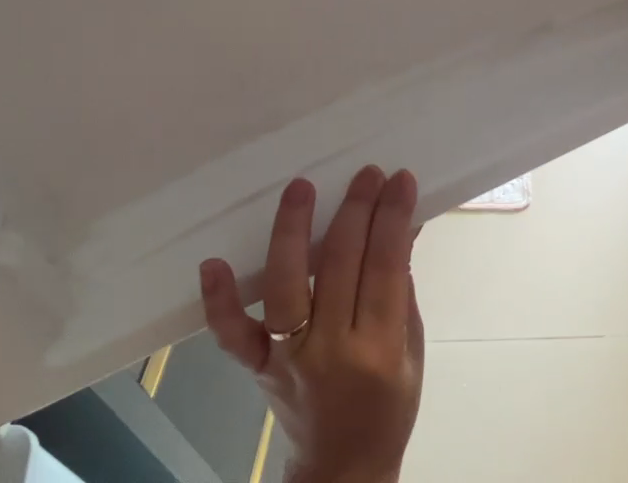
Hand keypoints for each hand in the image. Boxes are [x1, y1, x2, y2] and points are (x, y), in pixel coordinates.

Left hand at [199, 166, 423, 482]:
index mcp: (379, 348)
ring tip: (302, 188)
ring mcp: (288, 357)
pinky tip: (213, 262)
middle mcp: (331, 349)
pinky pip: (233, 335)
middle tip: (366, 173)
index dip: (392, 218)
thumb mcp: (413, 350)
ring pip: (286, 287)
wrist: (341, 469)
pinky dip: (220, 301)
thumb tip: (402, 226)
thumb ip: (403, 288)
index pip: (385, 266)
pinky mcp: (258, 367)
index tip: (399, 180)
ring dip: (294, 233)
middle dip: (357, 211)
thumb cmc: (389, 407)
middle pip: (341, 266)